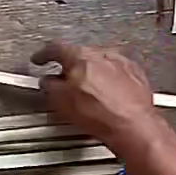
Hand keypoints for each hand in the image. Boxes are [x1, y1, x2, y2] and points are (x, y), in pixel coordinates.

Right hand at [32, 42, 163, 147]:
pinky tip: (107, 96)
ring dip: (92, 75)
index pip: (55, 48)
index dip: (44, 55)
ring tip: (89, 94)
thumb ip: (50, 86)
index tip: (40, 59)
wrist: (131, 126)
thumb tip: (48, 83)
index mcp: (80, 55)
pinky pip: (117, 72)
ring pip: (100, 63)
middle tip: (65, 83)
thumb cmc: (100, 114)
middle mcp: (102, 53)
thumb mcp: (61, 102)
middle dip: (71, 68)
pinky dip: (110, 81)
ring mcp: (121, 62)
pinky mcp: (135, 72)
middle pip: (80, 55)